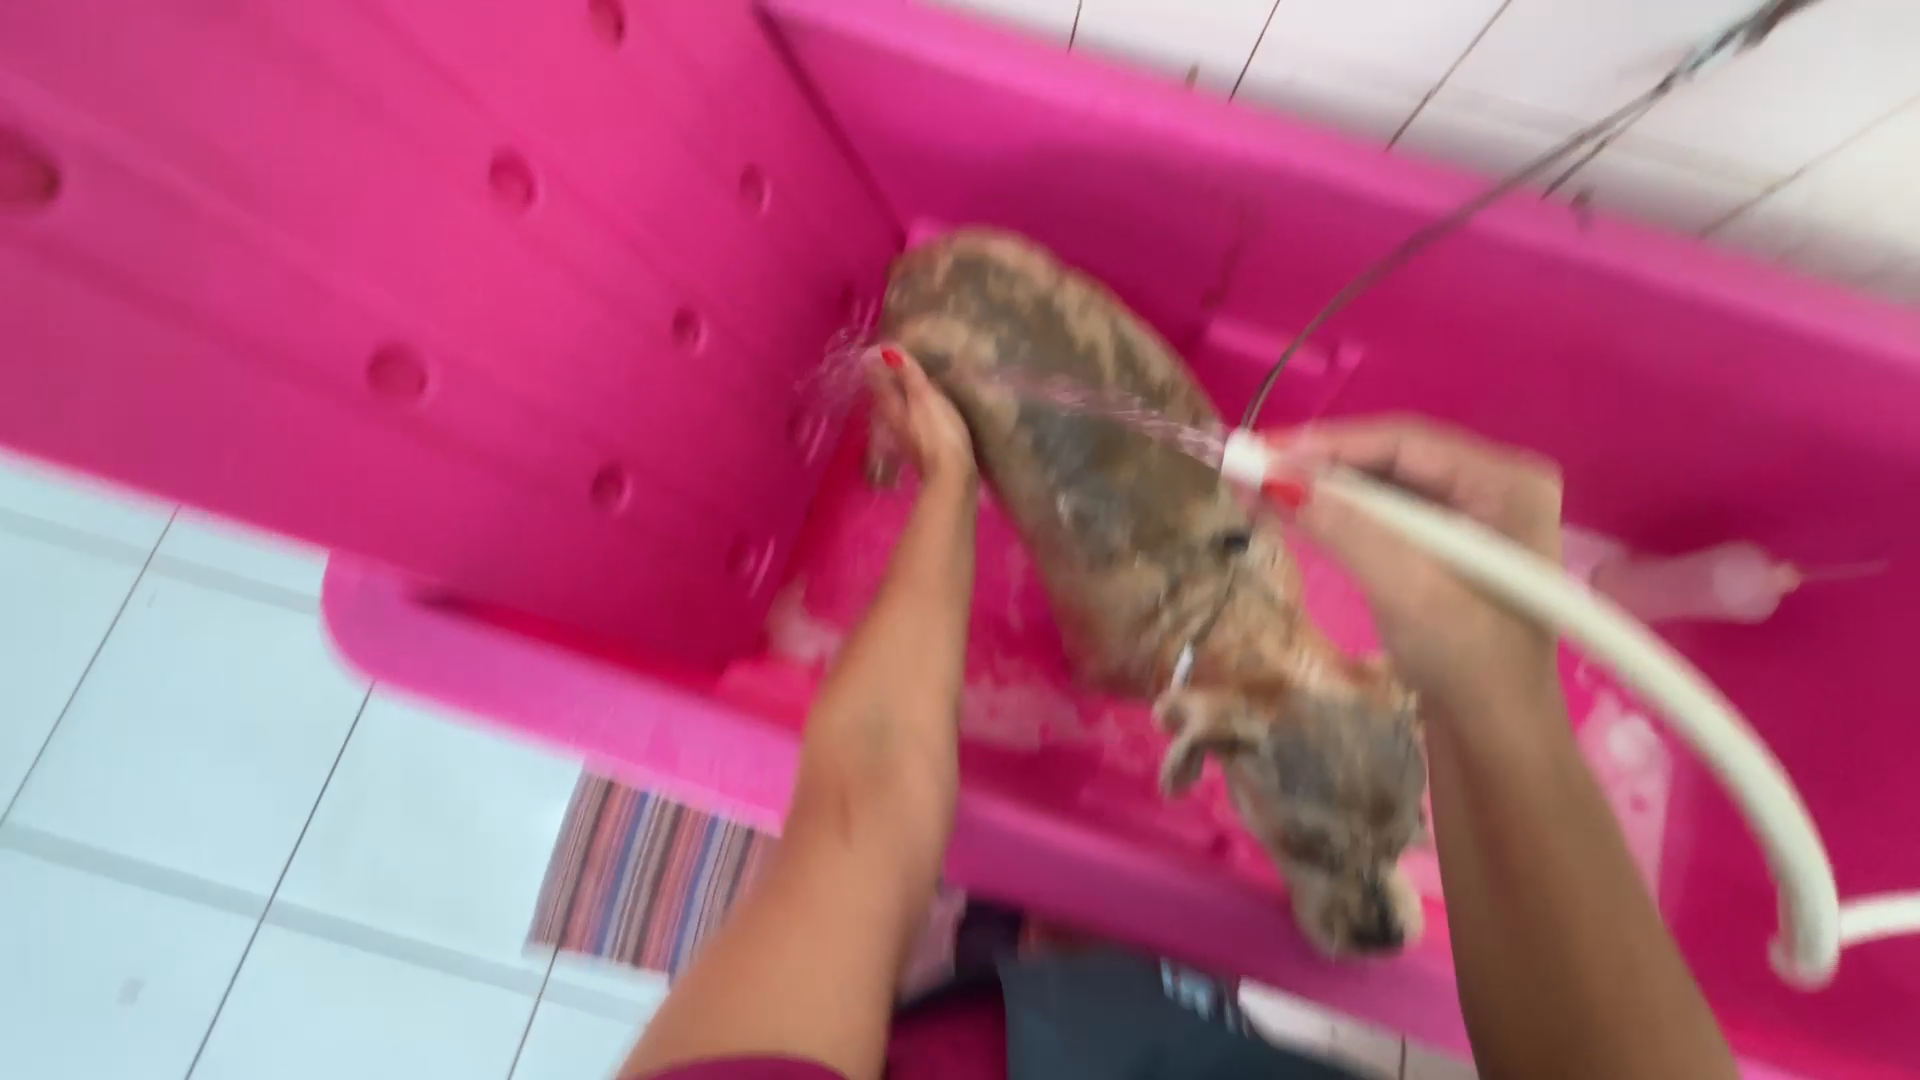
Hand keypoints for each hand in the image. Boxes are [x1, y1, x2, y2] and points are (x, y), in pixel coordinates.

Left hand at [868, 347, 974, 486]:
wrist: (952, 475)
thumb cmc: (939, 432)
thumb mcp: (924, 397)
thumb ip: (908, 374)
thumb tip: (885, 349)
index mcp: (892, 408)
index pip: (878, 382)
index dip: (876, 366)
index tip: (873, 351)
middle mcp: (894, 423)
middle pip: (884, 398)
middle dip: (884, 382)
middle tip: (885, 365)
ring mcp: (907, 438)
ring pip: (896, 412)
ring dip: (897, 397)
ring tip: (901, 385)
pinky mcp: (922, 449)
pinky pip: (910, 423)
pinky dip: (911, 412)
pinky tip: (918, 411)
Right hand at [1278, 418, 1564, 721]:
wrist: (1491, 727)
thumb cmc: (1465, 658)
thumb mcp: (1405, 588)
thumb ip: (1344, 528)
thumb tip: (1271, 481)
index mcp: (1506, 483)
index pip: (1404, 442)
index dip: (1328, 444)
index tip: (1260, 452)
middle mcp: (1490, 485)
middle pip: (1389, 457)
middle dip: (1317, 464)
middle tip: (1250, 467)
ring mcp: (1467, 514)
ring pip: (1378, 483)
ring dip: (1318, 486)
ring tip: (1258, 486)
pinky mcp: (1439, 542)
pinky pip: (1379, 511)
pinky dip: (1332, 510)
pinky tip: (1291, 510)